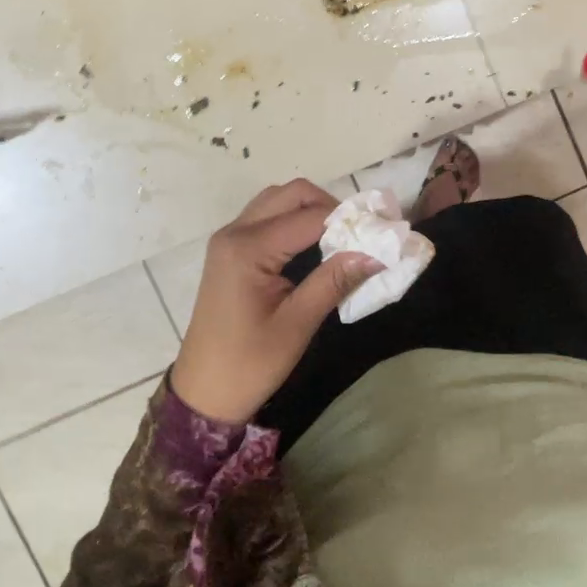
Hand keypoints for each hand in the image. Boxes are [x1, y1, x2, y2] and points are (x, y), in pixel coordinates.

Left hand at [170, 180, 383, 423]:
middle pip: (292, 194)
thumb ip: (335, 281)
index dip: (350, 222)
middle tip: (362, 234)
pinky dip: (295, 221)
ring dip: (312, 211)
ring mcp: (229, 239)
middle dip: (332, 206)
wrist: (203, 393)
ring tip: (343, 239)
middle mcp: (235, 232)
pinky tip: (317, 246)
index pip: (311, 217)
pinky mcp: (230, 251)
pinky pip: (267, 218)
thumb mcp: (297, 324)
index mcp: (248, 249)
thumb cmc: (249, 363)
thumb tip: (377, 252)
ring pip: (279, 201)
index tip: (383, 234)